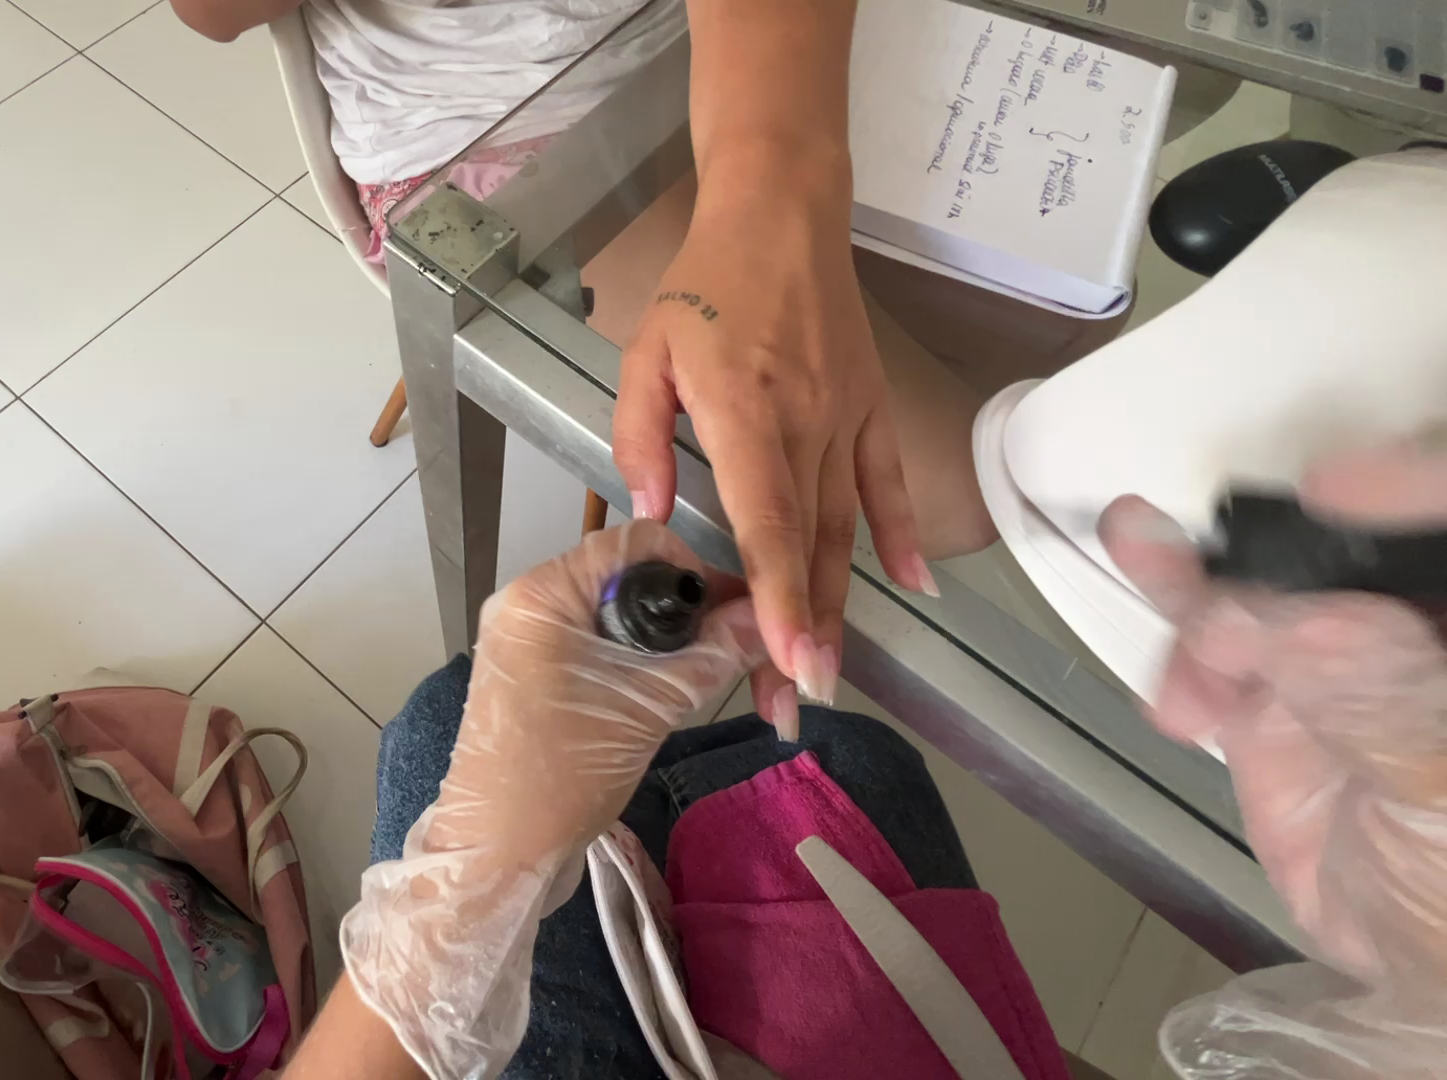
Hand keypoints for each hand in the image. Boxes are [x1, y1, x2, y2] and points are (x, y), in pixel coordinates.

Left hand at [339, 521, 764, 1079]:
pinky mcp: (529, 665)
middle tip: (726, 642)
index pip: (632, 544)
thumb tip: (768, 615)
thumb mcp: (647, 709)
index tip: (731, 611)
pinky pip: (590, 636)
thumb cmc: (564, 776)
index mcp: (541, 593)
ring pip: (609, 607)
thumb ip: (711, 654)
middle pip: (621, 572)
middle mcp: (524, 599)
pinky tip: (659, 679)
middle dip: (678, 603)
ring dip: (657, 631)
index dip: (691, 567)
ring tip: (700, 665)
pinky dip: (629, 651)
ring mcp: (521, 633)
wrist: (498, 851)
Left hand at [612, 192, 931, 727]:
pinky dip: (904, 533)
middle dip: (808, 630)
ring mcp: (847, 418)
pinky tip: (915, 586)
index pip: (768, 523)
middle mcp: (807, 426)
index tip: (790, 661)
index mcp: (744, 416)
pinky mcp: (870, 407)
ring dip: (844, 605)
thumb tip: (652, 513)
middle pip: (810, 546)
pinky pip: (888, 480)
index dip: (781, 597)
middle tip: (802, 703)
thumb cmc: (701, 289)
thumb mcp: (644, 356)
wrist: (779, 218)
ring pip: (848, 529)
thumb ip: (640, 437)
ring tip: (833, 670)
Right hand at [1099, 445, 1446, 991]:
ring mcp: (1346, 661)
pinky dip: (1172, 635)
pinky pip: (1208, 640)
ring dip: (1198, 579)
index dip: (1415, 484)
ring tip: (1142, 547)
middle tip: (1218, 537)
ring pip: (1265, 588)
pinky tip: (1159, 639)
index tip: (1340, 484)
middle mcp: (1418, 636)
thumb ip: (1383, 709)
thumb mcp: (1441, 799)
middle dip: (1278, 542)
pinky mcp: (1271, 687)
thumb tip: (1311, 623)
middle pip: (1350, 550)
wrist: (1417, 969)